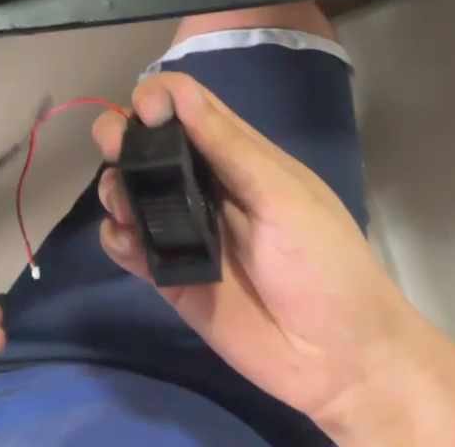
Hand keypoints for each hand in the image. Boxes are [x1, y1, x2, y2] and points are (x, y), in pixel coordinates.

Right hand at [92, 73, 423, 430]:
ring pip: (125, 186)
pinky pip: (123, 242)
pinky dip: (114, 236)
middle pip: (143, 140)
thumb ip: (227, 147)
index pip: (183, 104)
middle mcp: (198, 181)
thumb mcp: (284, 197)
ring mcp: (178, 225)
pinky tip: (130, 245)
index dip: (157, 96)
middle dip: (119, 134)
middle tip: (116, 149)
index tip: (146, 113)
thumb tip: (174, 92)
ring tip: (127, 209)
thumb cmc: (325, 265)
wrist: (341, 362)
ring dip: (113, 186)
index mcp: (233, 154)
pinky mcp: (164, 269)